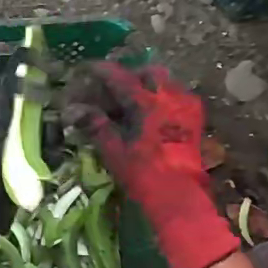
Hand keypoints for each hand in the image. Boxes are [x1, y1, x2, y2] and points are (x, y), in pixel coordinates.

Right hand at [67, 62, 236, 267]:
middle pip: (147, 73)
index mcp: (147, 102)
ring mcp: (186, 107)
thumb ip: (95, 125)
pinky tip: (150, 112)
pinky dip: (161, 98)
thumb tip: (72, 110)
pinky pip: (177, 97)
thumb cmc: (144, 174)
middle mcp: (169, 97)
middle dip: (128, 75)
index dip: (100, 72)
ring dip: (146, 86)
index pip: (119, 77)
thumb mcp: (114, 150)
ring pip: (165, 83)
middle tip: (111, 87)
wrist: (180, 198)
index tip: (85, 70)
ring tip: (130, 100)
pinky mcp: (195, 121)